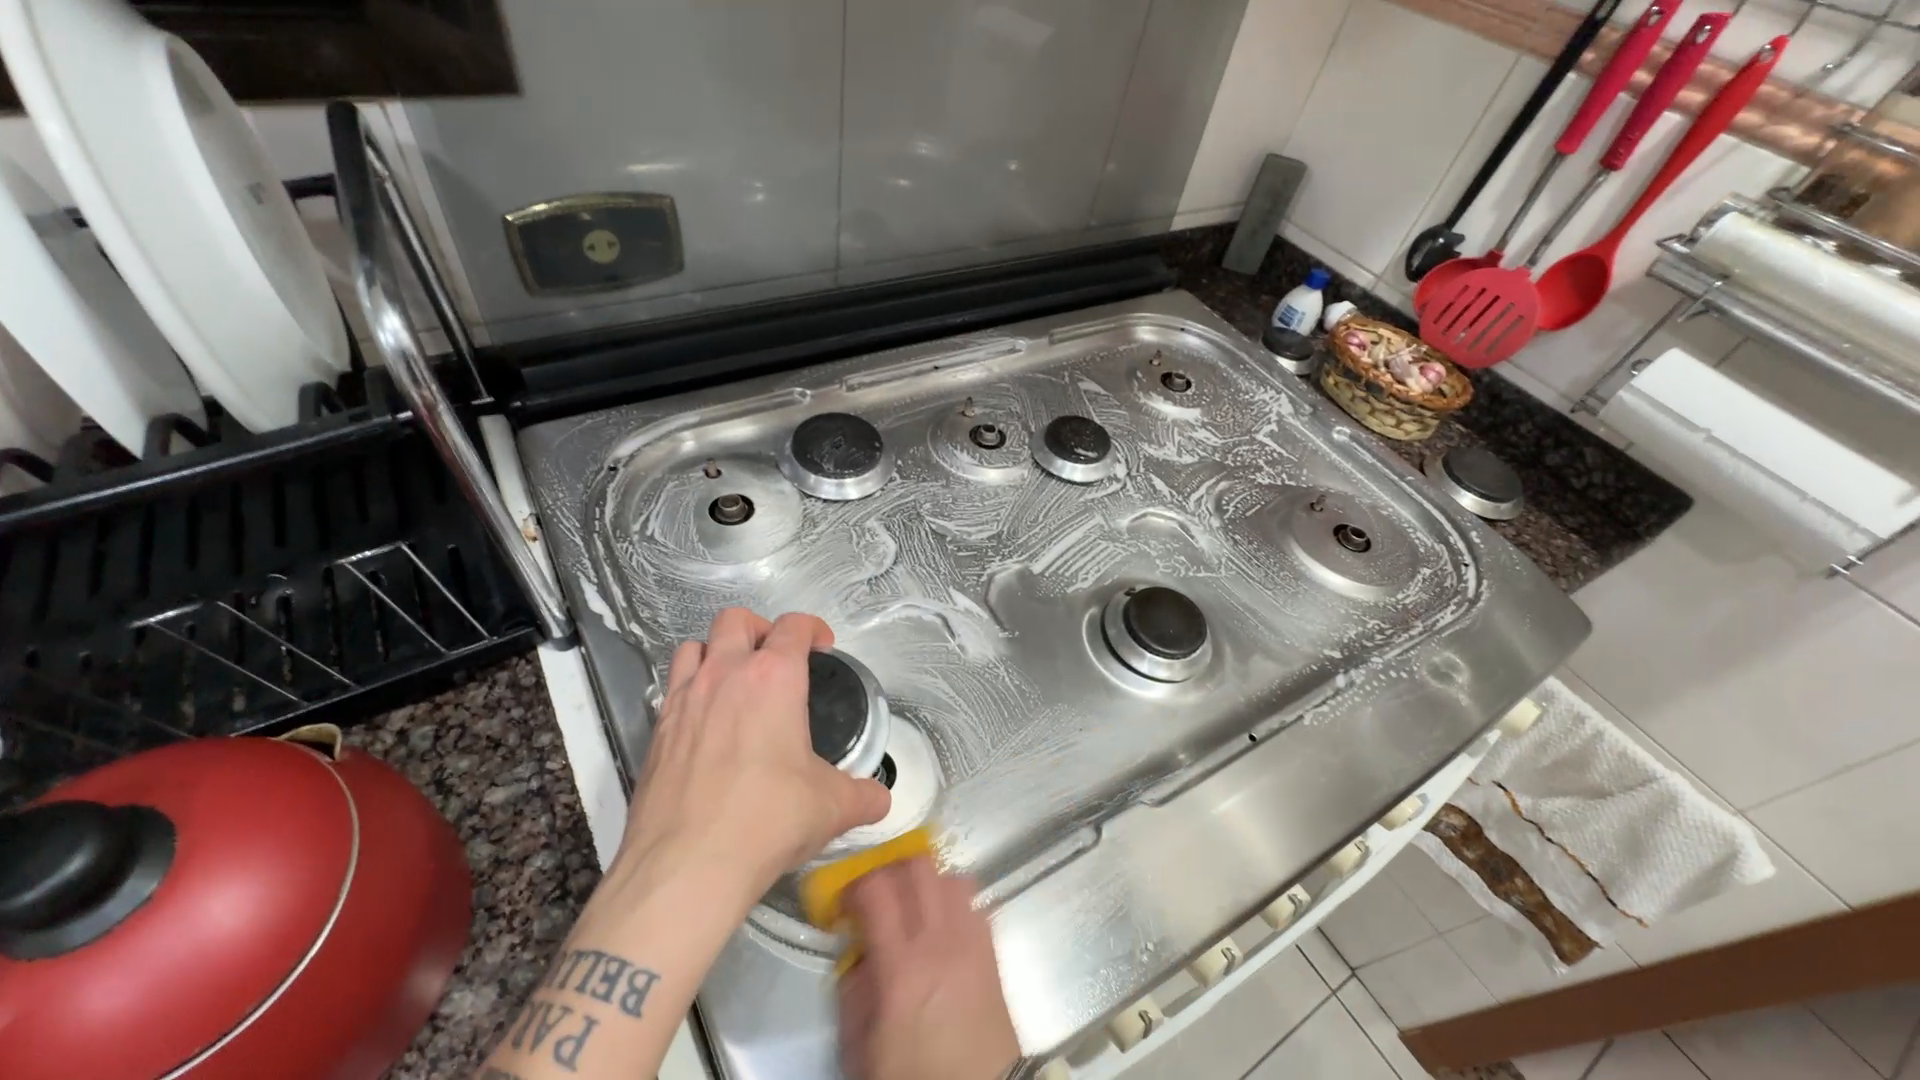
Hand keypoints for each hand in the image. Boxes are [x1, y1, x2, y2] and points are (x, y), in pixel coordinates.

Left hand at [614, 609, 892, 906]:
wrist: (687, 865)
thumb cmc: (768, 820)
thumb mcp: (833, 807)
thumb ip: (863, 795)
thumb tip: (878, 799)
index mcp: (774, 678)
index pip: (794, 627)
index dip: (813, 629)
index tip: (822, 646)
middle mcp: (725, 674)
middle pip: (736, 620)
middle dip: (761, 629)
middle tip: (776, 657)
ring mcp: (684, 699)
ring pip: (694, 645)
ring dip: (717, 651)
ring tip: (734, 680)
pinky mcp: (656, 730)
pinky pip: (672, 687)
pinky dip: (690, 689)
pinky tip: (706, 723)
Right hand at [838, 857, 1019, 1079]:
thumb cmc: (916, 1075)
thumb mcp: (862, 1047)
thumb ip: (852, 992)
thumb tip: (856, 953)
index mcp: (902, 967)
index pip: (877, 890)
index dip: (855, 884)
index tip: (844, 903)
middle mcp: (941, 941)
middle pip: (918, 868)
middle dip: (891, 871)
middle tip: (876, 895)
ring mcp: (972, 941)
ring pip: (950, 877)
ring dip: (926, 882)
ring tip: (911, 906)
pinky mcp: (992, 949)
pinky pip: (975, 901)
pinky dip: (954, 900)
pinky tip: (941, 924)